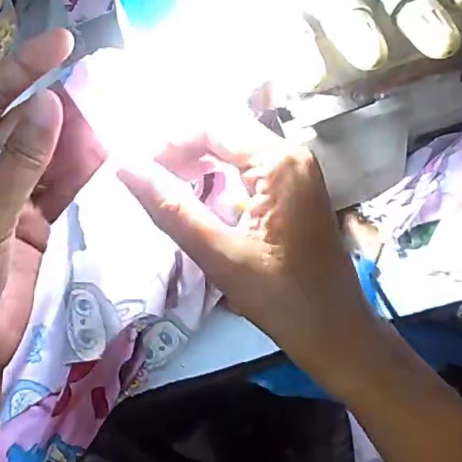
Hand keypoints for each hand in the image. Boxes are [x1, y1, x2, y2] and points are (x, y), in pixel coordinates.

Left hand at [0, 29, 102, 376]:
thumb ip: (22, 160)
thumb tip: (51, 101)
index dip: (22, 69)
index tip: (61, 41)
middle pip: (19, 127)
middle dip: (56, 109)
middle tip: (104, 84)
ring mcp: (2, 200)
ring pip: (43, 158)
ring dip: (73, 139)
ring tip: (113, 112)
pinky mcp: (27, 226)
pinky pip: (55, 189)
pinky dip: (77, 172)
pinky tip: (105, 151)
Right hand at [115, 119, 378, 369]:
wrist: (337, 333)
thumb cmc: (281, 298)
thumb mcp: (218, 254)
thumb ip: (170, 207)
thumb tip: (123, 167)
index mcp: (278, 161)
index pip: (209, 127)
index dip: (167, 143)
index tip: (134, 169)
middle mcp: (291, 154)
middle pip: (222, 132)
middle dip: (179, 151)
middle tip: (144, 179)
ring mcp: (296, 170)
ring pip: (232, 148)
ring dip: (196, 162)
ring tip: (163, 188)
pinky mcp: (294, 188)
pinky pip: (247, 167)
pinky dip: (217, 176)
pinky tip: (195, 197)